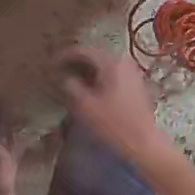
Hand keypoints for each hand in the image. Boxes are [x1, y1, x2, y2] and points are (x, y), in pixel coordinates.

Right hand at [58, 47, 172, 165]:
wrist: (143, 143)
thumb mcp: (84, 105)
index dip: (64, 56)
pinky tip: (90, 90)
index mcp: (111, 63)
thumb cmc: (112, 124)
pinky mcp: (136, 85)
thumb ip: (70, 86)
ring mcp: (132, 73)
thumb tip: (63, 77)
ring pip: (104, 66)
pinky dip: (99, 78)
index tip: (51, 64)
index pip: (83, 51)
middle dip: (76, 63)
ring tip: (72, 81)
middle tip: (60, 72)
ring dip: (87, 71)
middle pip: (95, 56)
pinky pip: (112, 74)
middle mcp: (124, 62)